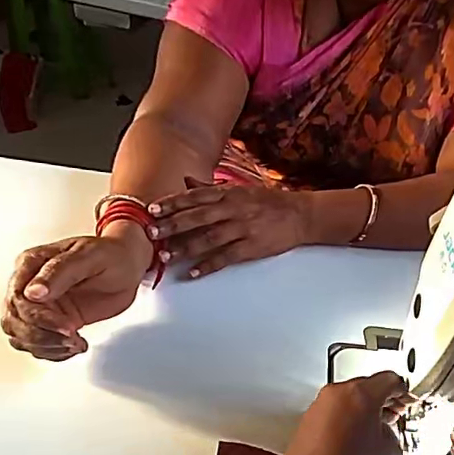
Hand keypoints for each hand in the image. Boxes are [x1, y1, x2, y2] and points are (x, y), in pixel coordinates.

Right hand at [1, 233, 148, 359]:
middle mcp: (29, 285)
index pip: (18, 297)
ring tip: (76, 343)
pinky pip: (37, 344)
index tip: (67, 326)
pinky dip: (53, 352)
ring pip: (21, 336)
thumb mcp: (89, 256)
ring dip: (46, 346)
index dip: (38, 317)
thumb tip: (33, 291)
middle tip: (72, 337)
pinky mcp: (51, 322)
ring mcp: (40, 305)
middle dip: (42, 335)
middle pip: (14, 320)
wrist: (128, 266)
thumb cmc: (110, 254)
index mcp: (32, 264)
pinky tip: (74, 346)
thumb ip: (60, 271)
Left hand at [149, 182, 313, 278]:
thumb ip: (211, 188)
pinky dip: (209, 265)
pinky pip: (226, 257)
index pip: (195, 196)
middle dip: (172, 225)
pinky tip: (194, 272)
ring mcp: (243, 228)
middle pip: (197, 217)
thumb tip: (186, 182)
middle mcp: (234, 209)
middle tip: (152, 233)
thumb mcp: (240, 189)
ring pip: (208, 238)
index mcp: (230, 193)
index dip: (172, 203)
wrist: (301, 215)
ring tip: (166, 256)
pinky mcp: (252, 247)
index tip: (152, 209)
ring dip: (185, 247)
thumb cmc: (270, 202)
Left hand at [268, 372, 411, 454]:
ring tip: (376, 436)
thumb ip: (394, 433)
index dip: (404, 392)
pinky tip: (355, 445)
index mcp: (361, 394)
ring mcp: (318, 407)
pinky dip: (347, 422)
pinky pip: (333, 414)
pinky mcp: (307, 423)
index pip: (391, 380)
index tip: (408, 400)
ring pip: (348, 400)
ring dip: (364, 413)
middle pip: (367, 387)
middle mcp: (336, 395)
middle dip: (384, 402)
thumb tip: (386, 433)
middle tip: (396, 416)